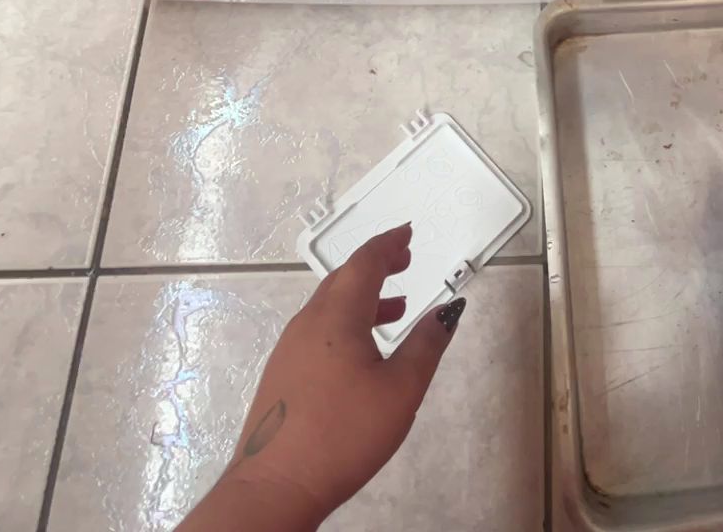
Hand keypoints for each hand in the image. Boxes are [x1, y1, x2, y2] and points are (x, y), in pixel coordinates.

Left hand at [195, 224, 463, 529]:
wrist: (273, 490)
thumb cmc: (342, 433)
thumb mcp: (401, 389)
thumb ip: (427, 343)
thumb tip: (448, 310)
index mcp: (338, 316)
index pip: (364, 262)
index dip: (388, 243)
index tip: (407, 232)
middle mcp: (310, 323)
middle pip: (344, 278)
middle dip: (376, 264)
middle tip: (404, 259)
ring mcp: (291, 348)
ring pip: (330, 305)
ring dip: (363, 295)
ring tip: (395, 306)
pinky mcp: (283, 374)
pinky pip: (320, 328)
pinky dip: (347, 320)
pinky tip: (364, 349)